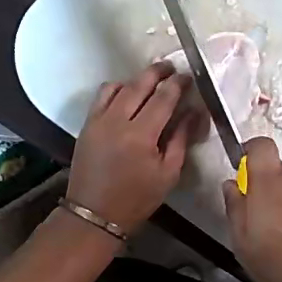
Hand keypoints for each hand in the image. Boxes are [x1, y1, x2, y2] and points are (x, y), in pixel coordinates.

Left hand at [69, 62, 203, 228]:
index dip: (178, 84)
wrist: (95, 213)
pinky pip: (102, 96)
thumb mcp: (168, 173)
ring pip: (120, 86)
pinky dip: (117, 89)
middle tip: (171, 67)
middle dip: (158, 73)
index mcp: (142, 134)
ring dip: (137, 79)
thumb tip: (194, 112)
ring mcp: (99, 120)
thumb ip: (181, 138)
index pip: (164, 98)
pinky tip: (127, 93)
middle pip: (140, 84)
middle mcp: (118, 120)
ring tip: (151, 80)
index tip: (188, 77)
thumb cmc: (138, 198)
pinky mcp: (87, 124)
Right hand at [222, 136, 281, 281]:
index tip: (241, 170)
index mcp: (269, 182)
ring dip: (281, 206)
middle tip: (253, 216)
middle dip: (263, 187)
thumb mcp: (241, 240)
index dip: (249, 152)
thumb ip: (234, 207)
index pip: (261, 146)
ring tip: (274, 238)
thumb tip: (231, 186)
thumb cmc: (279, 261)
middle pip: (276, 172)